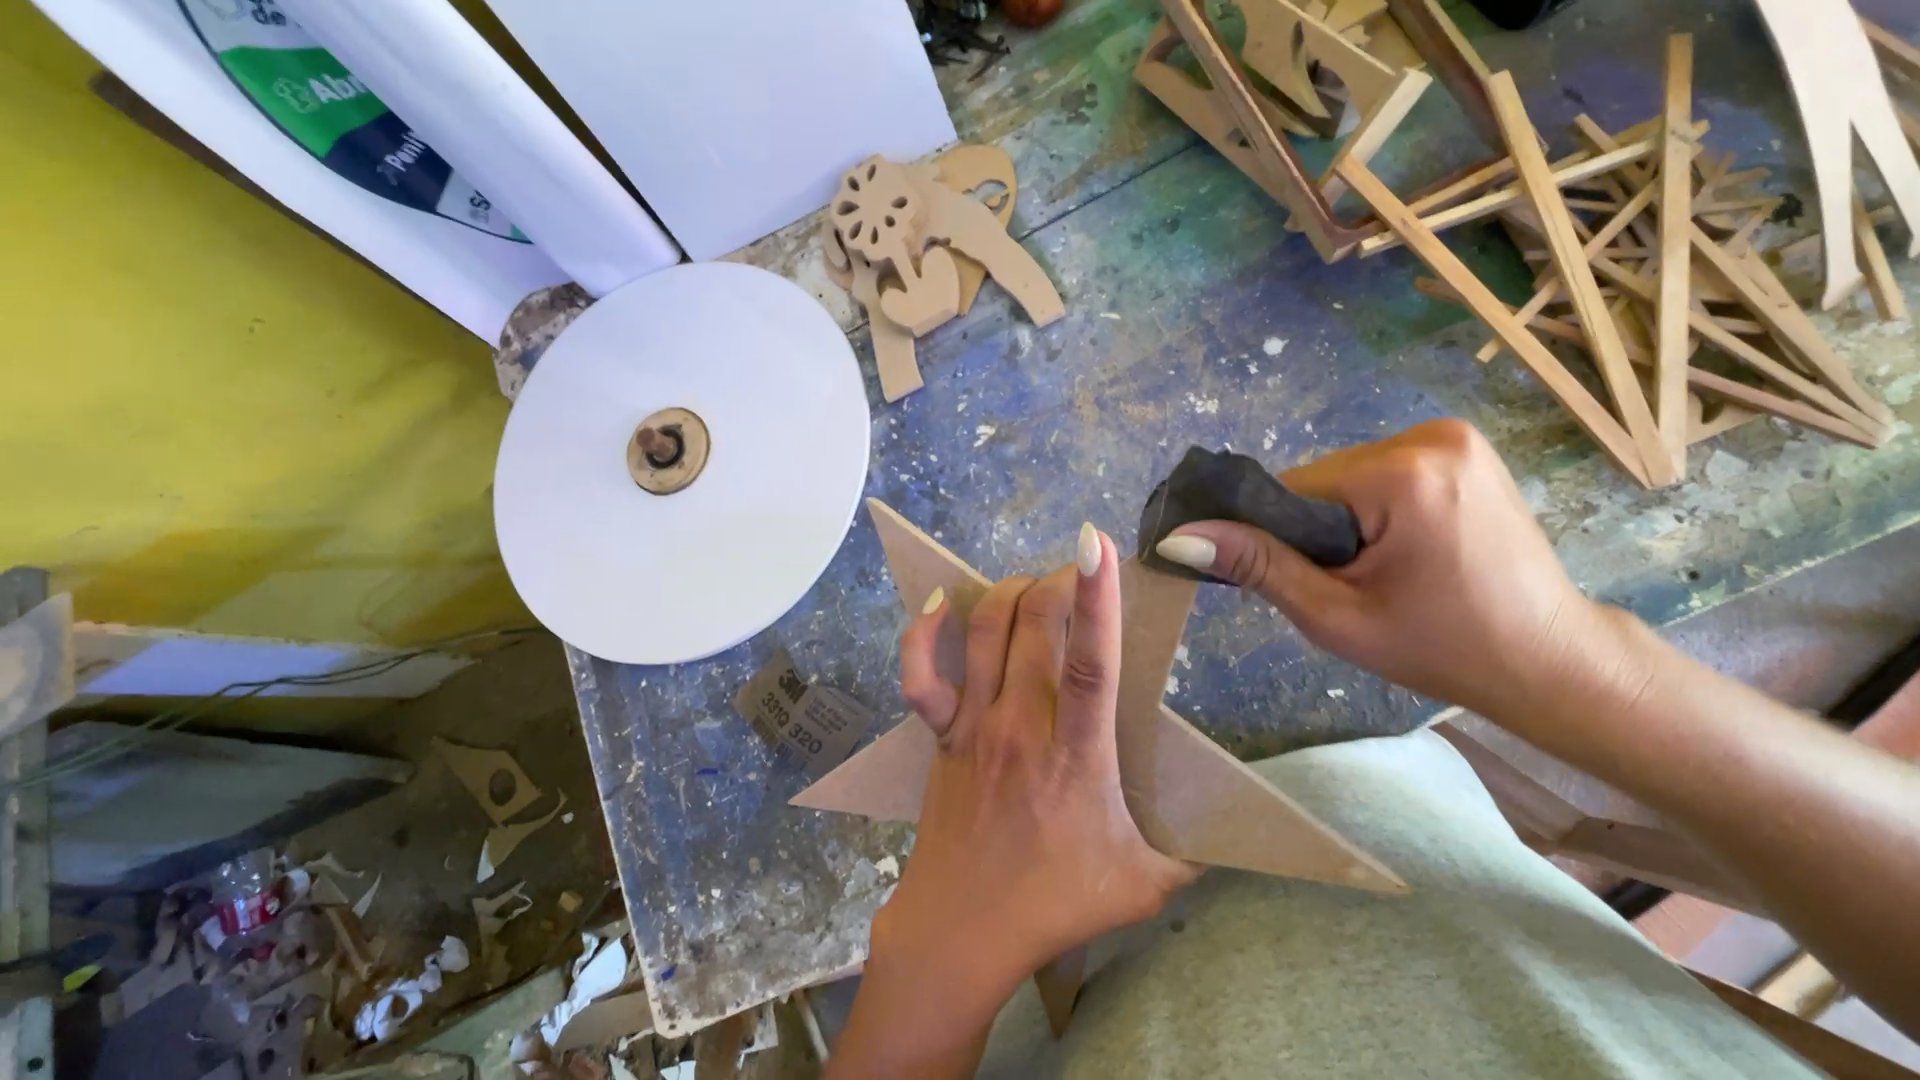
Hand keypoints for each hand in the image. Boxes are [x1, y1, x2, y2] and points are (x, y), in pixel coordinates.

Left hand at [834, 526, 1194, 1076]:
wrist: (964, 929)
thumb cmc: (1056, 904)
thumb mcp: (1146, 884)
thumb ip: (1193, 851)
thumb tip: (1233, 826)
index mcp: (1077, 756)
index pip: (1091, 663)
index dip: (1097, 600)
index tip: (1099, 544)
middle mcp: (1020, 726)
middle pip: (1034, 626)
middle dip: (1060, 581)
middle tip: (1082, 574)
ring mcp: (973, 726)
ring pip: (985, 632)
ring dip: (1012, 593)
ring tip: (1039, 586)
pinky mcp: (941, 736)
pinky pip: (920, 676)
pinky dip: (925, 634)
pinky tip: (943, 604)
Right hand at [1152, 419, 1638, 723]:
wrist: (1548, 660)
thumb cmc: (1439, 647)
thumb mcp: (1335, 616)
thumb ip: (1258, 567)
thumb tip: (1178, 538)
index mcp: (1401, 474)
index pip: (1291, 490)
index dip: (1279, 538)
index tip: (1303, 581)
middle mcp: (1430, 435)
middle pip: (1322, 478)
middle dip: (1316, 527)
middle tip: (1348, 585)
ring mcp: (1454, 435)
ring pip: (1349, 474)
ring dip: (1344, 517)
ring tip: (1380, 570)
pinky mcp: (1465, 446)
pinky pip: (1382, 470)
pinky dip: (1374, 506)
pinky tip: (1403, 547)